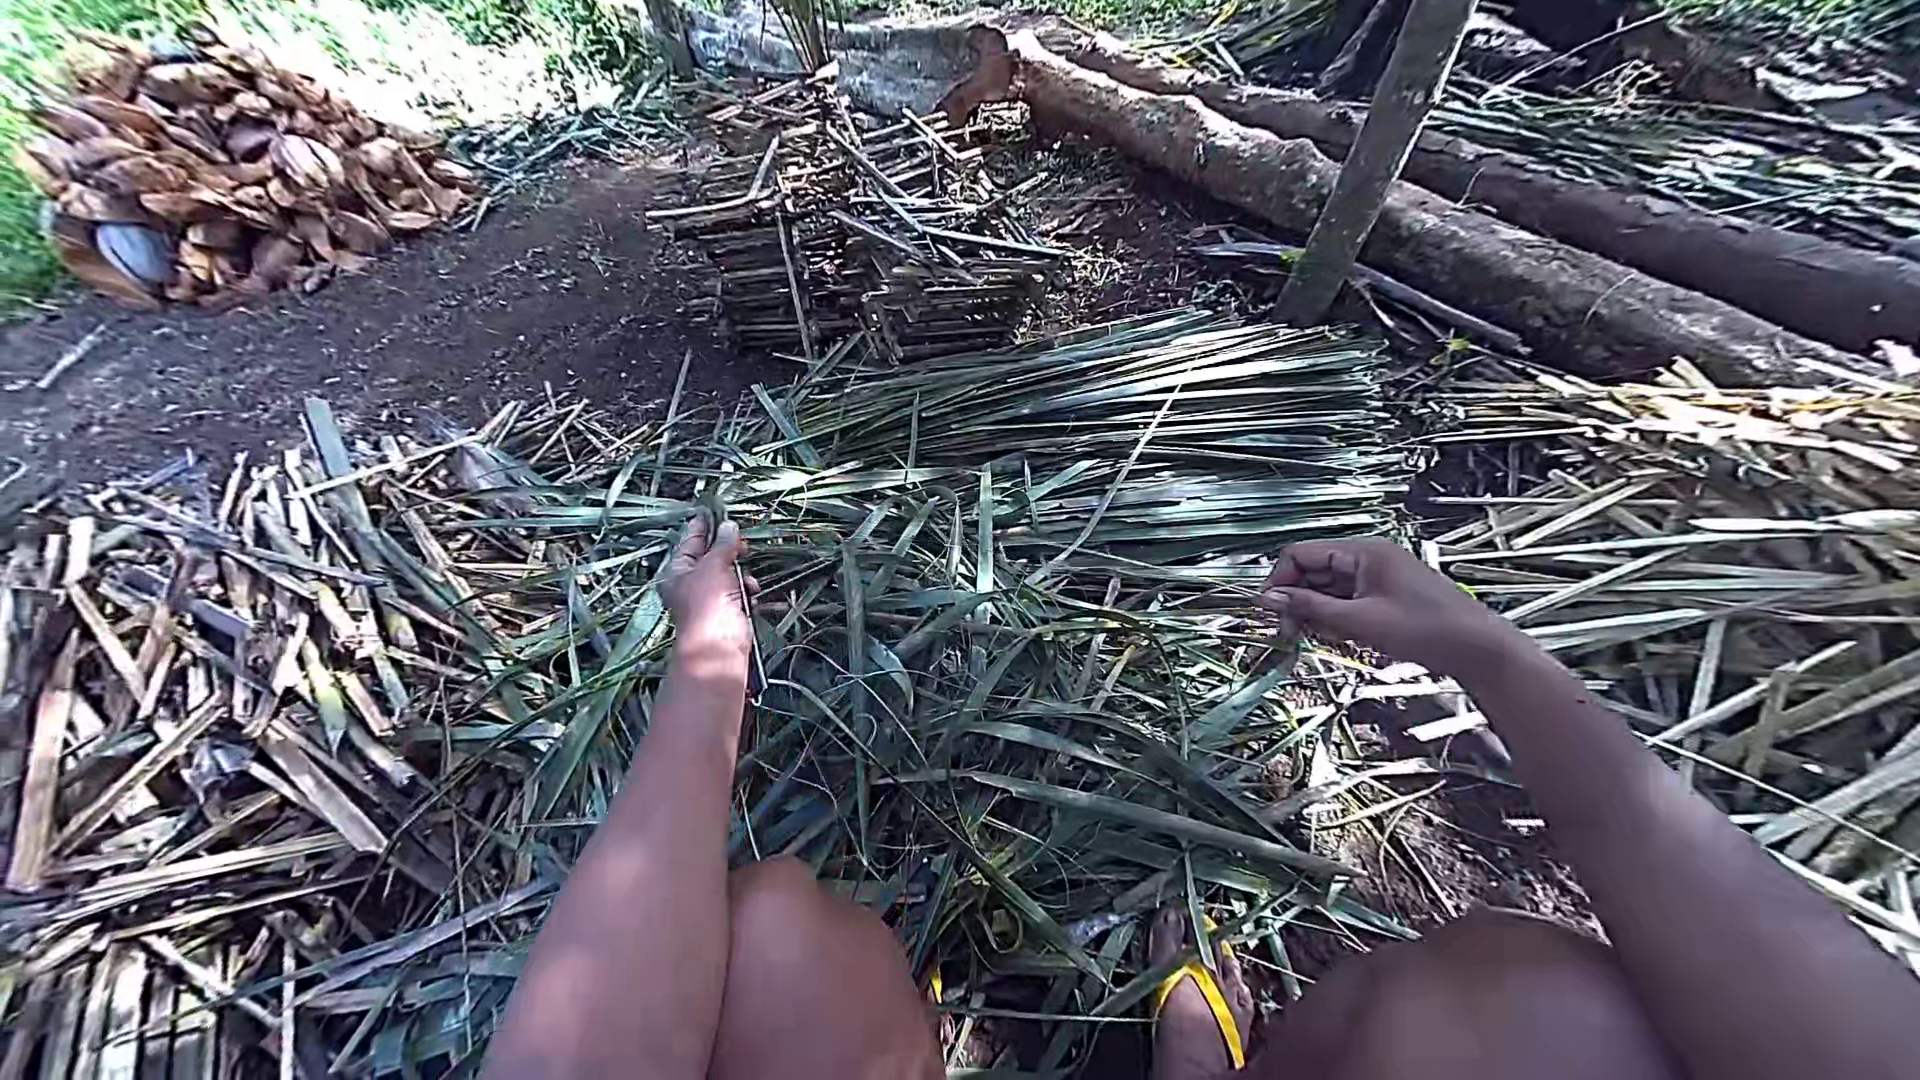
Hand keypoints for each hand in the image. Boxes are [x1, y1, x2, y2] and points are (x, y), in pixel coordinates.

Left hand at [661, 512, 757, 657]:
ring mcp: (710, 597)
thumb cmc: (707, 602)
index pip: (690, 542)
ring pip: (729, 574)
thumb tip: (729, 526)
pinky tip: (751, 593)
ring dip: (740, 574)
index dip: (702, 527)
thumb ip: (723, 545)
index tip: (712, 512)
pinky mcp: (727, 609)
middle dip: (728, 551)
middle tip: (741, 542)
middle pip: (711, 557)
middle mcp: (691, 583)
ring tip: (746, 578)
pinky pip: (740, 591)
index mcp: (677, 571)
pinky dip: (746, 591)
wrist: (719, 643)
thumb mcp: (713, 566)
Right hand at [1256, 537, 1528, 677]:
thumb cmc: (1427, 630)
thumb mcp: (1358, 620)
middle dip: (1293, 600)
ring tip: (1310, 636)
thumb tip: (1268, 598)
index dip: (1279, 581)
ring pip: (1324, 588)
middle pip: (1310, 571)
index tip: (1268, 608)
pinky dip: (1331, 616)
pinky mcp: (1382, 595)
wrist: (1482, 653)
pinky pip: (1342, 600)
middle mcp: (1367, 558)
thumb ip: (1308, 607)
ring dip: (1311, 611)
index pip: (1300, 554)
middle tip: (1285, 630)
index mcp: (1363, 552)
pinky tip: (1332, 634)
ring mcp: (1375, 577)